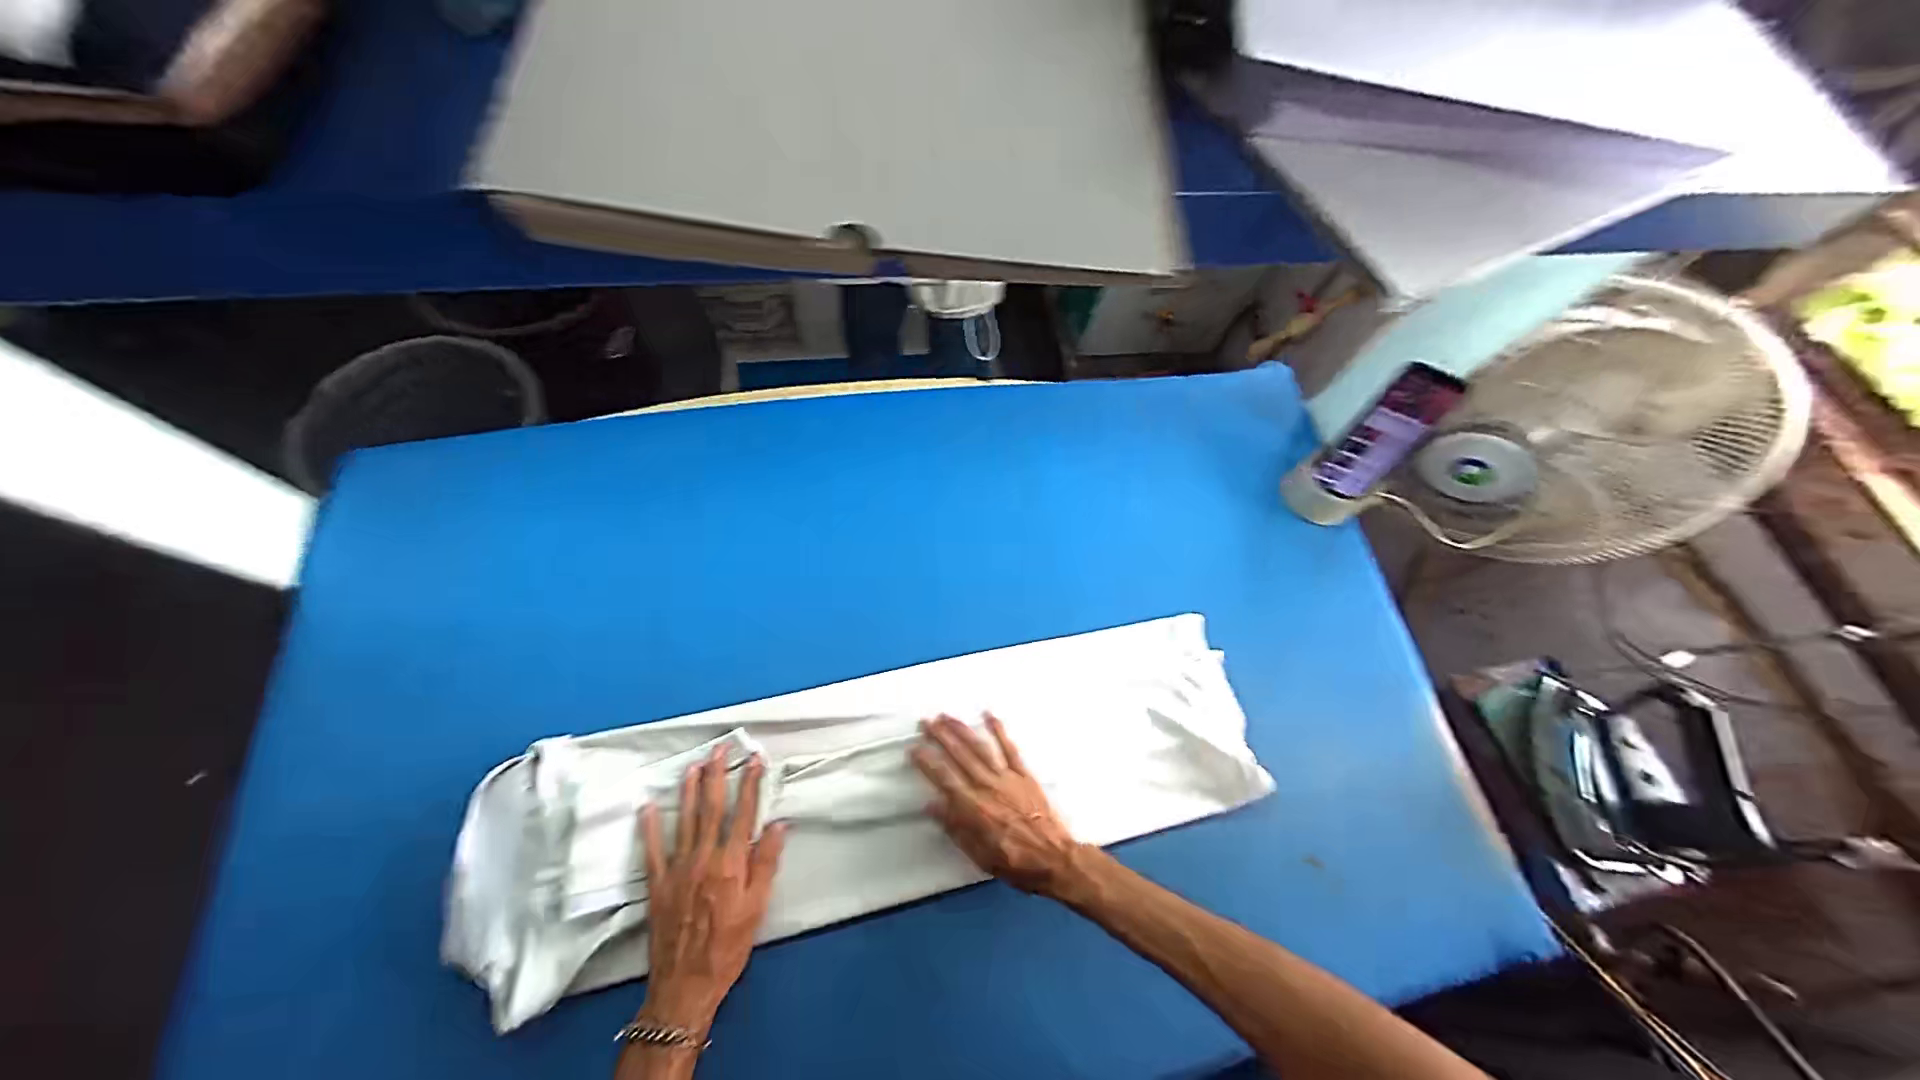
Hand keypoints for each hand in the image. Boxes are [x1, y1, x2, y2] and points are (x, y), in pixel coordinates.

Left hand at [636, 746, 787, 1034]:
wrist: (685, 984)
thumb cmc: (728, 947)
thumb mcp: (757, 907)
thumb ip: (766, 863)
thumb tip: (778, 825)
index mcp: (731, 863)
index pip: (743, 814)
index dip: (750, 784)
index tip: (755, 760)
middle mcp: (703, 858)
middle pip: (711, 809)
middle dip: (716, 775)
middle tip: (719, 749)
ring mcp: (677, 869)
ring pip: (683, 821)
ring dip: (688, 791)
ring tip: (692, 766)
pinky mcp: (657, 885)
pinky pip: (652, 850)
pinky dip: (649, 827)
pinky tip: (647, 807)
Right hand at [910, 713, 1081, 895]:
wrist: (1054, 858)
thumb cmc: (1014, 862)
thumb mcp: (978, 855)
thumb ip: (955, 828)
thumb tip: (932, 805)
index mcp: (973, 807)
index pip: (943, 778)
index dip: (927, 762)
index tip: (914, 748)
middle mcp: (987, 786)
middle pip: (959, 756)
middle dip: (941, 736)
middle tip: (926, 721)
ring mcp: (1006, 777)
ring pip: (979, 747)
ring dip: (962, 730)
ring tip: (947, 716)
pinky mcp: (1023, 774)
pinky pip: (1009, 748)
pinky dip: (998, 730)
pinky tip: (988, 715)